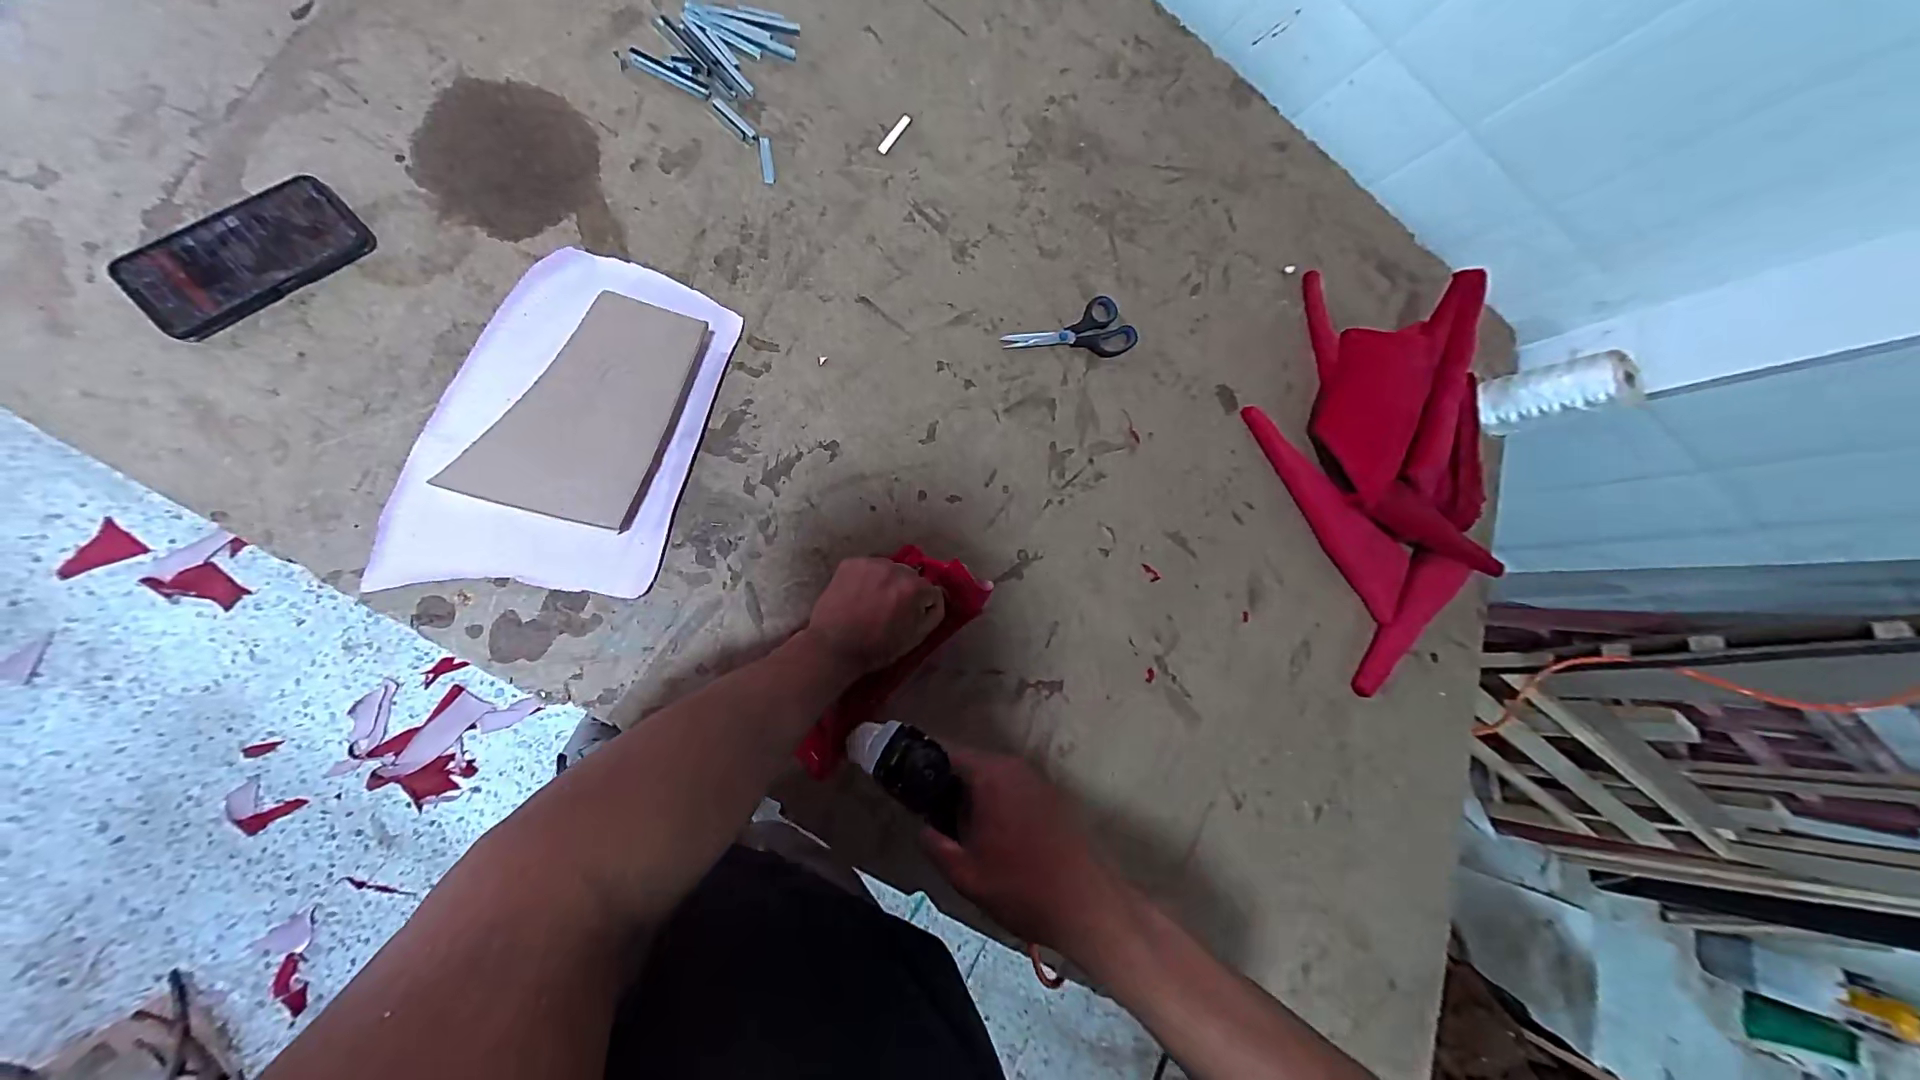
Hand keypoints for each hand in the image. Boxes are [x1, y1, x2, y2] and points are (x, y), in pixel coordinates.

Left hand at [802, 557, 945, 673]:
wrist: (833, 647)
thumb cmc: (878, 648)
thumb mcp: (916, 638)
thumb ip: (934, 614)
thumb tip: (937, 599)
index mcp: (914, 587)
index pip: (932, 590)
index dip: (923, 606)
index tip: (910, 617)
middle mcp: (895, 568)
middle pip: (911, 576)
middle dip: (906, 590)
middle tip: (891, 609)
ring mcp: (871, 563)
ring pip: (889, 568)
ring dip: (886, 581)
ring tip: (873, 600)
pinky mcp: (851, 563)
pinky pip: (868, 567)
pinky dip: (867, 578)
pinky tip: (858, 594)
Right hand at [920, 747, 1125, 954]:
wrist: (1088, 905)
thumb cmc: (1022, 888)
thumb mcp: (965, 874)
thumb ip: (934, 844)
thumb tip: (924, 828)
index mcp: (991, 775)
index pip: (945, 754)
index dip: (922, 770)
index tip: (909, 793)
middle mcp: (1015, 768)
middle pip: (969, 765)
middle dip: (948, 788)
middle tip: (933, 821)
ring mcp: (1037, 780)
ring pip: (991, 780)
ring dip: (973, 799)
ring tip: (961, 835)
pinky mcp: (1051, 797)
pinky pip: (1011, 790)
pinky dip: (995, 805)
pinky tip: (993, 839)